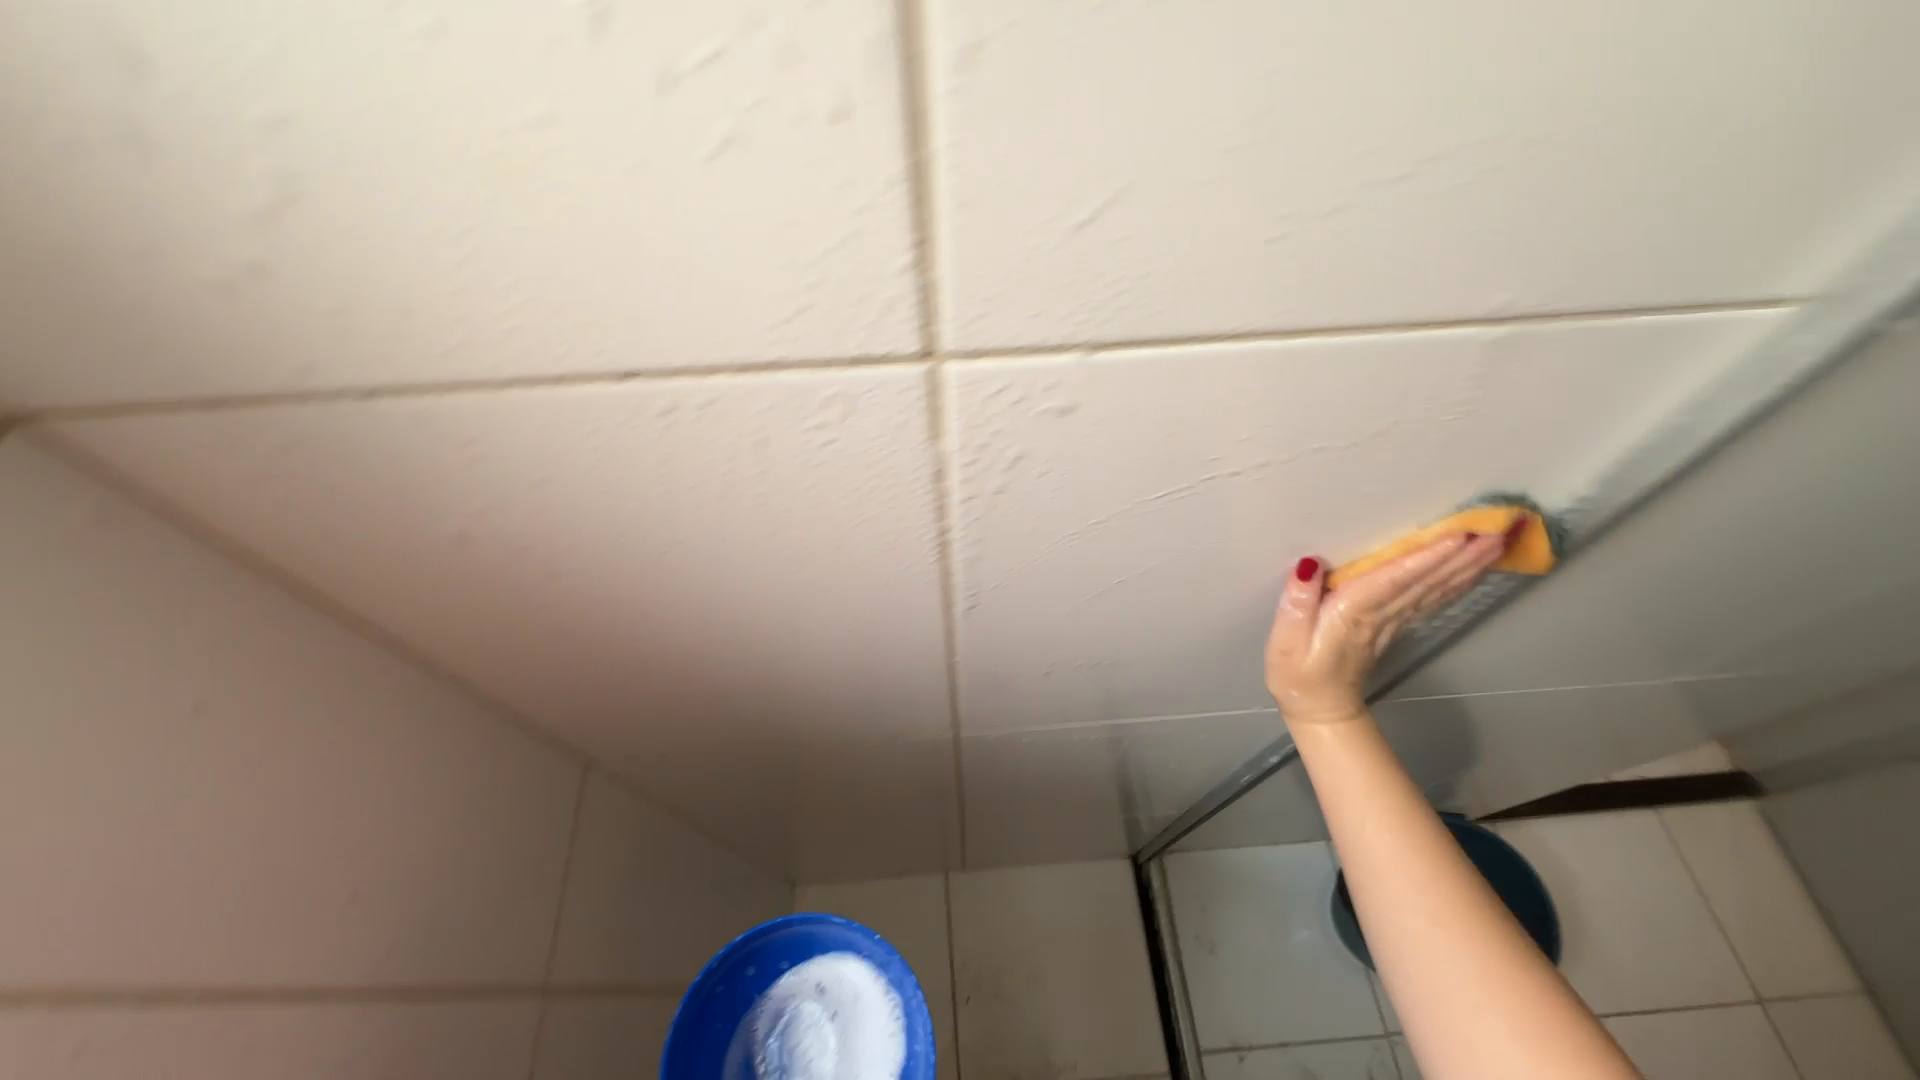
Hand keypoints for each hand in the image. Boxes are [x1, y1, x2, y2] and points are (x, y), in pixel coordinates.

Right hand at [1265, 530, 1510, 726]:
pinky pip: (1432, 601)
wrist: (1319, 709)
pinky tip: (1472, 571)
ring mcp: (1394, 622)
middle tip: (1499, 530)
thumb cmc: (1297, 674)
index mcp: (1354, 613)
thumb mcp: (1284, 639)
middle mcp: (1382, 615)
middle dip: (1462, 556)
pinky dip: (1457, 585)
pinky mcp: (1396, 627)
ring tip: (1496, 543)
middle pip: (1427, 582)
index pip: (1396, 580)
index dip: (1427, 557)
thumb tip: (1309, 565)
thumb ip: (1296, 601)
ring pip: (1436, 590)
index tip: (1459, 535)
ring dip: (1467, 567)